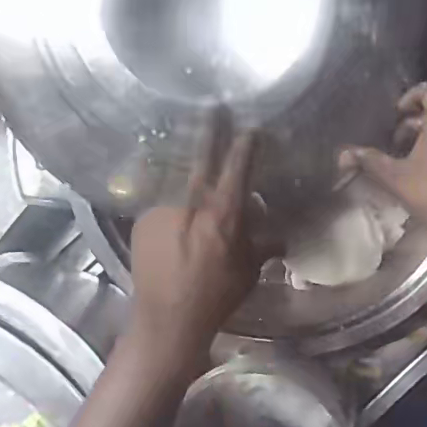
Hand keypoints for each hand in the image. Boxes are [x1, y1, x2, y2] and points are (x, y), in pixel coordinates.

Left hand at [128, 117, 263, 356]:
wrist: (166, 319)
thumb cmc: (215, 297)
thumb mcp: (248, 272)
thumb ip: (263, 247)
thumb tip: (282, 236)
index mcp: (223, 212)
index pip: (237, 167)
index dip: (246, 144)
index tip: (252, 129)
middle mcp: (191, 202)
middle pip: (201, 156)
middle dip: (209, 129)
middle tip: (214, 107)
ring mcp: (163, 208)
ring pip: (179, 181)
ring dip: (187, 170)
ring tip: (189, 163)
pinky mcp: (143, 220)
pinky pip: (162, 203)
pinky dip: (171, 204)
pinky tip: (173, 215)